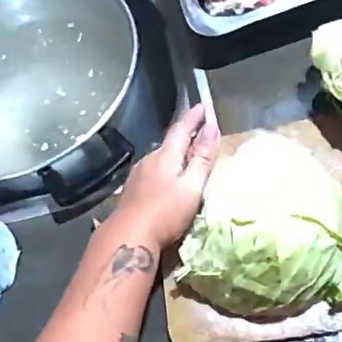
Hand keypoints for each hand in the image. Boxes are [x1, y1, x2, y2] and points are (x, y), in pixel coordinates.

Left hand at [107, 104, 219, 248]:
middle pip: (169, 143)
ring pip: (159, 158)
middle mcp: (149, 160)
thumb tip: (212, 127)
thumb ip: (202, 158)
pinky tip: (166, 180)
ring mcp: (137, 175)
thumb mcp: (192, 186)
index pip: (181, 129)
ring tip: (185, 158)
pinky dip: (164, 170)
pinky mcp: (132, 191)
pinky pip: (152, 172)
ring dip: (173, 155)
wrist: (129, 236)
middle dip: (184, 136)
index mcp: (165, 156)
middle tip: (199, 133)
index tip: (203, 106)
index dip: (193, 117)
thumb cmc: (166, 212)